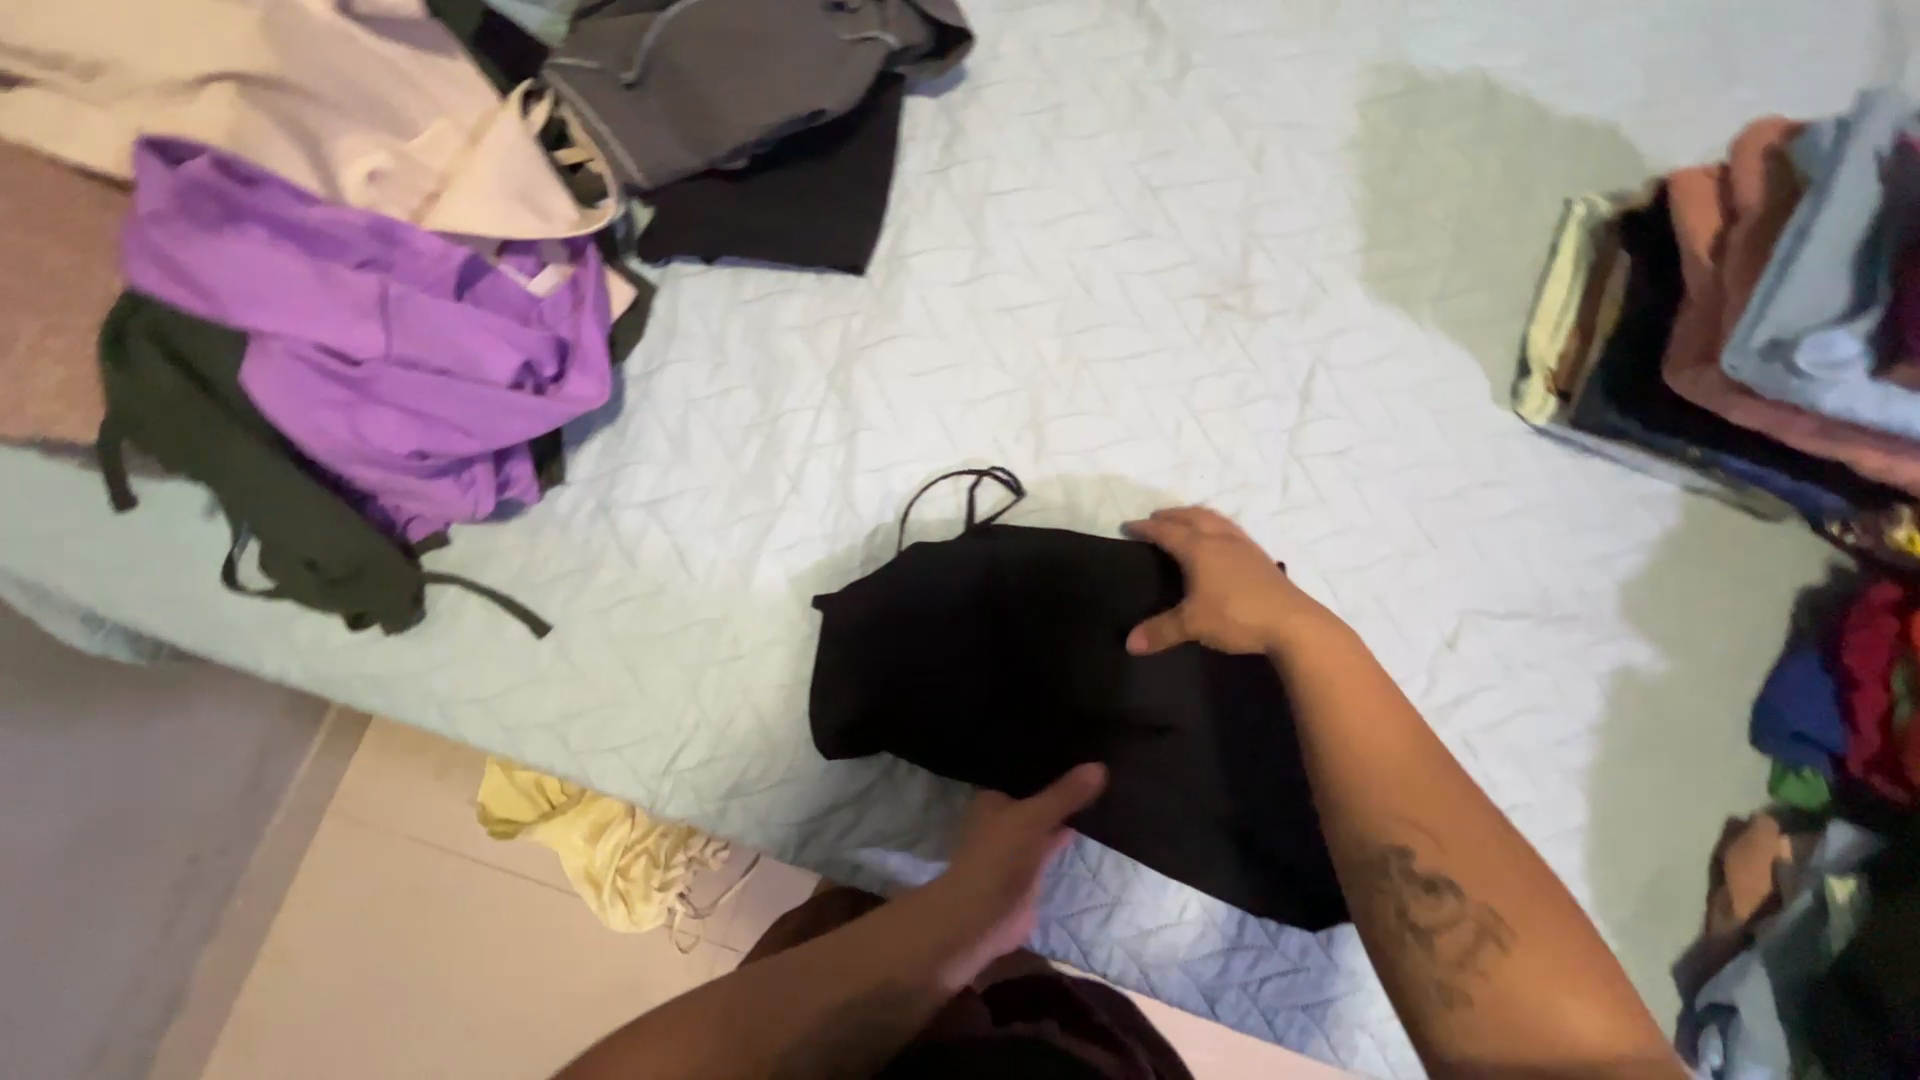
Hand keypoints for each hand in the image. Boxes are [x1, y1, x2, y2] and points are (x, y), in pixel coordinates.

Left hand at [912, 764, 1107, 983]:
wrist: (982, 919)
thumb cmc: (997, 858)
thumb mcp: (1031, 819)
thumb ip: (1064, 795)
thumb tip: (1100, 766)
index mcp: (994, 798)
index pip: (1026, 771)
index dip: (1051, 759)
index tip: (1083, 744)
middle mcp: (1005, 817)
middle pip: (1039, 796)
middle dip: (1064, 785)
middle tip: (1103, 761)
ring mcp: (1019, 844)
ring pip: (1048, 820)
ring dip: (1070, 810)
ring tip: (1106, 785)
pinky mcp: (1032, 868)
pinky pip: (1055, 844)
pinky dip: (1071, 835)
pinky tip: (1097, 822)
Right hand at [1123, 506, 1334, 654]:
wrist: (1293, 623)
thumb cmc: (1236, 617)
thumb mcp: (1193, 625)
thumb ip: (1160, 631)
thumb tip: (1130, 644)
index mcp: (1199, 549)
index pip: (1166, 531)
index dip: (1146, 528)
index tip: (1128, 526)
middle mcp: (1221, 539)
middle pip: (1192, 516)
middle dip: (1171, 515)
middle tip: (1155, 518)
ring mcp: (1244, 546)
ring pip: (1215, 519)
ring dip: (1196, 515)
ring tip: (1186, 521)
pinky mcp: (1261, 557)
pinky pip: (1231, 530)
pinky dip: (1216, 526)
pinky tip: (1220, 540)